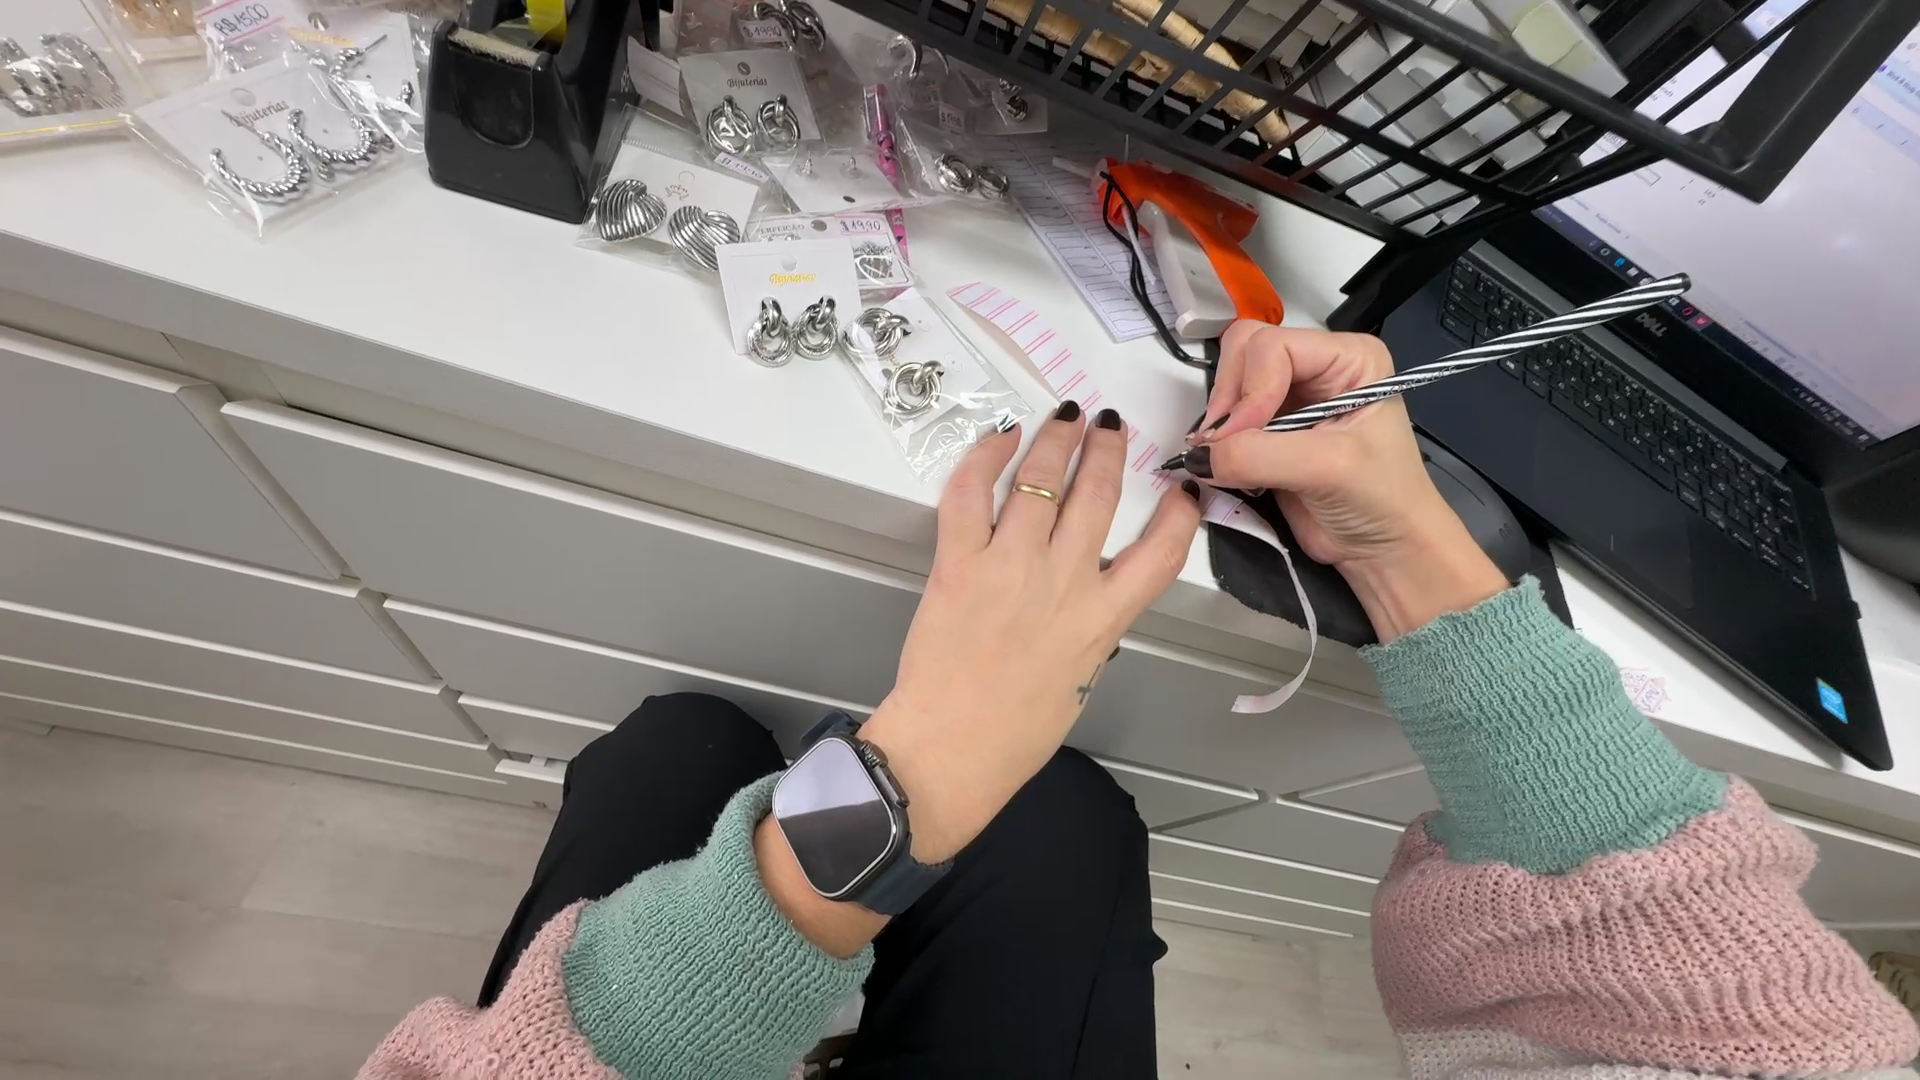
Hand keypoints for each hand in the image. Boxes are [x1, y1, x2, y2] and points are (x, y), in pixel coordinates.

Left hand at [759, 403, 1201, 955]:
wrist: (953, 751)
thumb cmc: (1016, 733)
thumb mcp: (1078, 680)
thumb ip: (1088, 631)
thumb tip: (1084, 600)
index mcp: (1103, 619)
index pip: (1162, 554)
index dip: (1179, 515)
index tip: (1183, 491)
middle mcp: (1066, 582)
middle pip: (1100, 496)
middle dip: (1109, 450)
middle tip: (1111, 426)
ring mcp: (1012, 566)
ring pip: (1045, 480)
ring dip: (1059, 438)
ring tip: (1068, 416)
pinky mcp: (961, 563)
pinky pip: (972, 494)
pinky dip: (987, 457)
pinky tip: (1002, 437)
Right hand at [1186, 322, 1505, 639]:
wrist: (1381, 549)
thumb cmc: (1379, 501)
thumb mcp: (1326, 467)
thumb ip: (1258, 455)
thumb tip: (1198, 454)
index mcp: (1347, 357)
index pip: (1271, 347)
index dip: (1249, 390)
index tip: (1239, 437)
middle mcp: (1315, 368)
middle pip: (1242, 352)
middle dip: (1228, 398)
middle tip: (1223, 445)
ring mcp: (1287, 397)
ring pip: (1227, 383)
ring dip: (1219, 422)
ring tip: (1224, 459)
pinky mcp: (1265, 429)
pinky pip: (1223, 418)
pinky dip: (1214, 440)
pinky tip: (1223, 464)